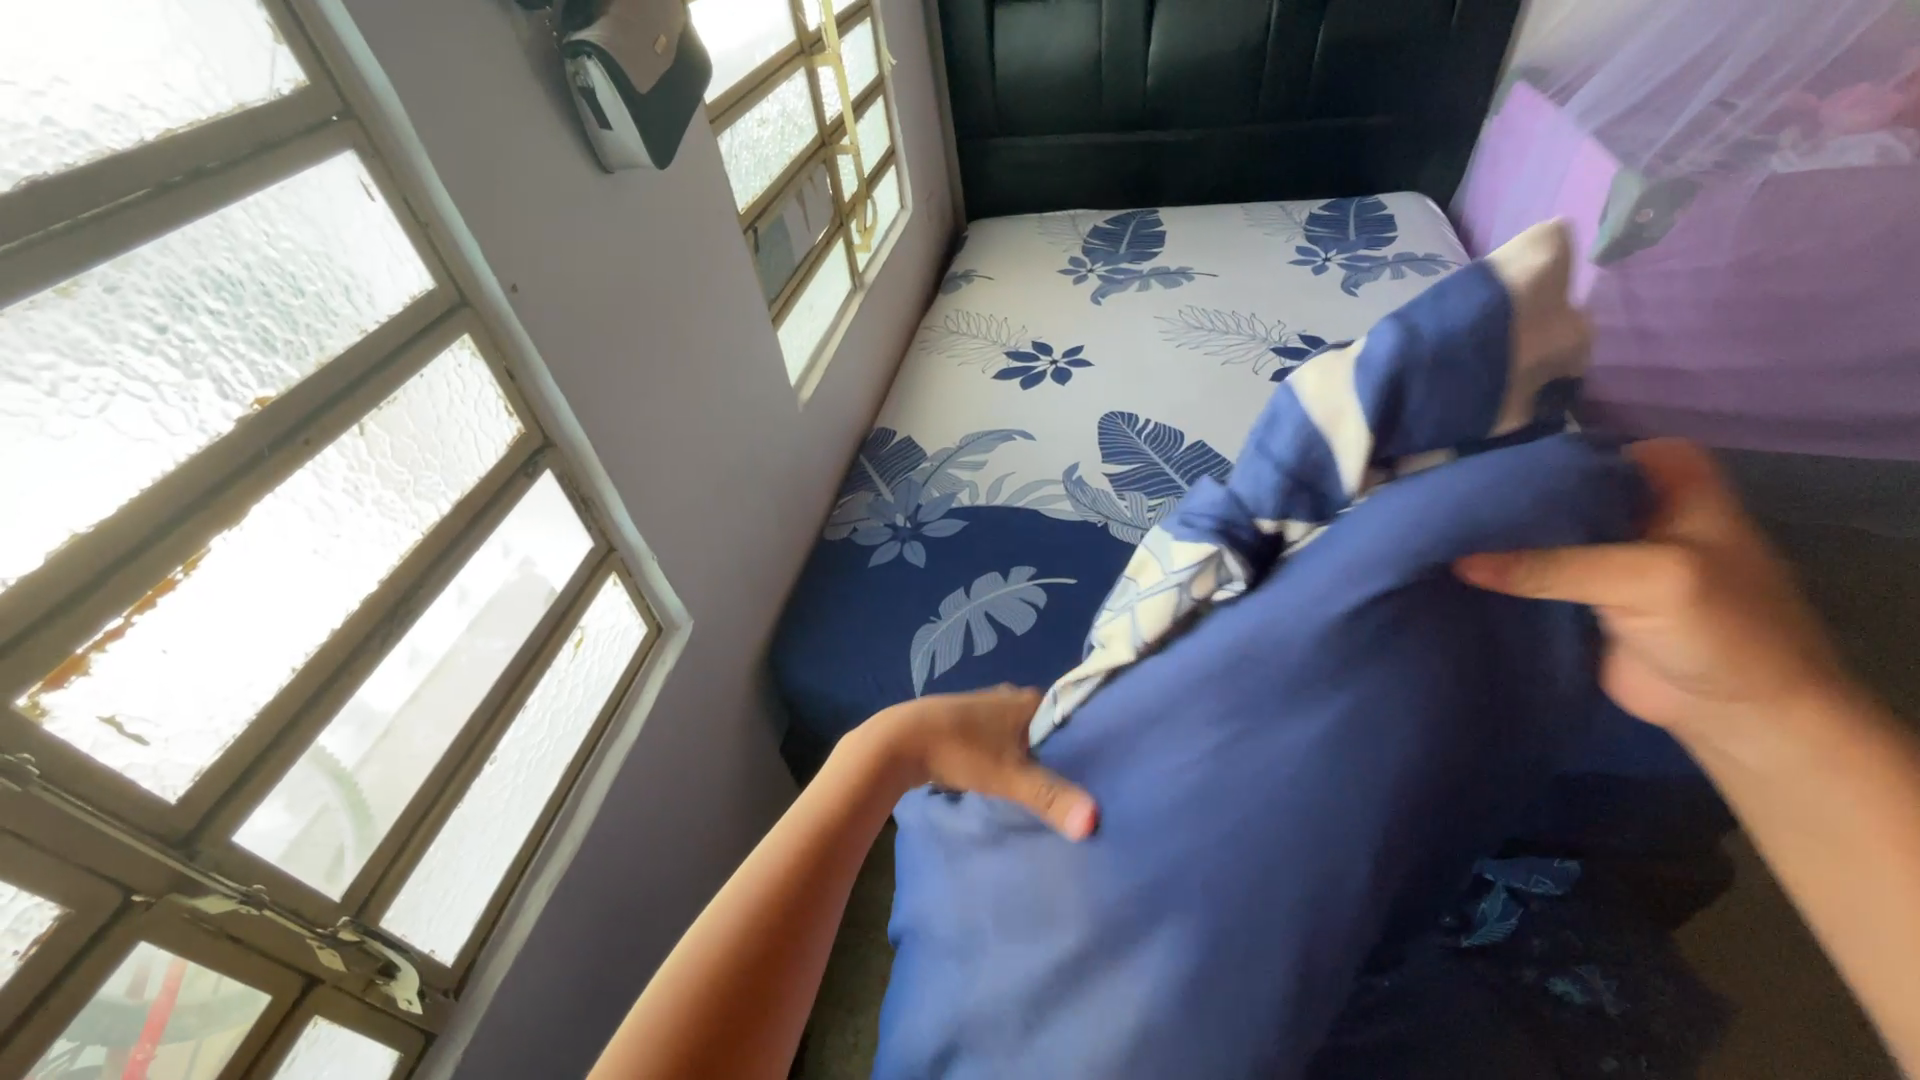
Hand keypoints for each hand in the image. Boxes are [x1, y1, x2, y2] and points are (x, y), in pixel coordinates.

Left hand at [854, 685, 1098, 840]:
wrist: (901, 740)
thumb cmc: (962, 750)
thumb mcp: (1011, 777)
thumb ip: (1052, 798)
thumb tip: (1095, 822)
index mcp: (1028, 700)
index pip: (1072, 715)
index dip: (1089, 740)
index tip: (1104, 767)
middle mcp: (1010, 696)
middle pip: (1046, 727)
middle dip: (1061, 751)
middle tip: (1082, 782)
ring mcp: (985, 708)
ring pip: (1021, 734)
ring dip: (1032, 755)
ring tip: (1051, 785)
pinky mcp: (965, 724)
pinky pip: (999, 740)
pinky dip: (1008, 756)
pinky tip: (1012, 778)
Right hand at [1454, 438, 1853, 749]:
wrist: (1741, 715)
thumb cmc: (1723, 629)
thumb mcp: (1644, 579)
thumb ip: (1548, 566)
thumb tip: (1457, 561)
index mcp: (1666, 477)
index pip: (1580, 450)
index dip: (1527, 459)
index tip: (1467, 471)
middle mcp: (1630, 505)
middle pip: (1550, 489)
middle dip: (1499, 500)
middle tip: (1437, 504)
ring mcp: (1602, 552)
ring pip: (1535, 533)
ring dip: (1491, 541)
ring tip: (1429, 534)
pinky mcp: (1576, 595)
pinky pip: (1526, 576)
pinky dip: (1493, 576)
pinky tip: (1445, 569)